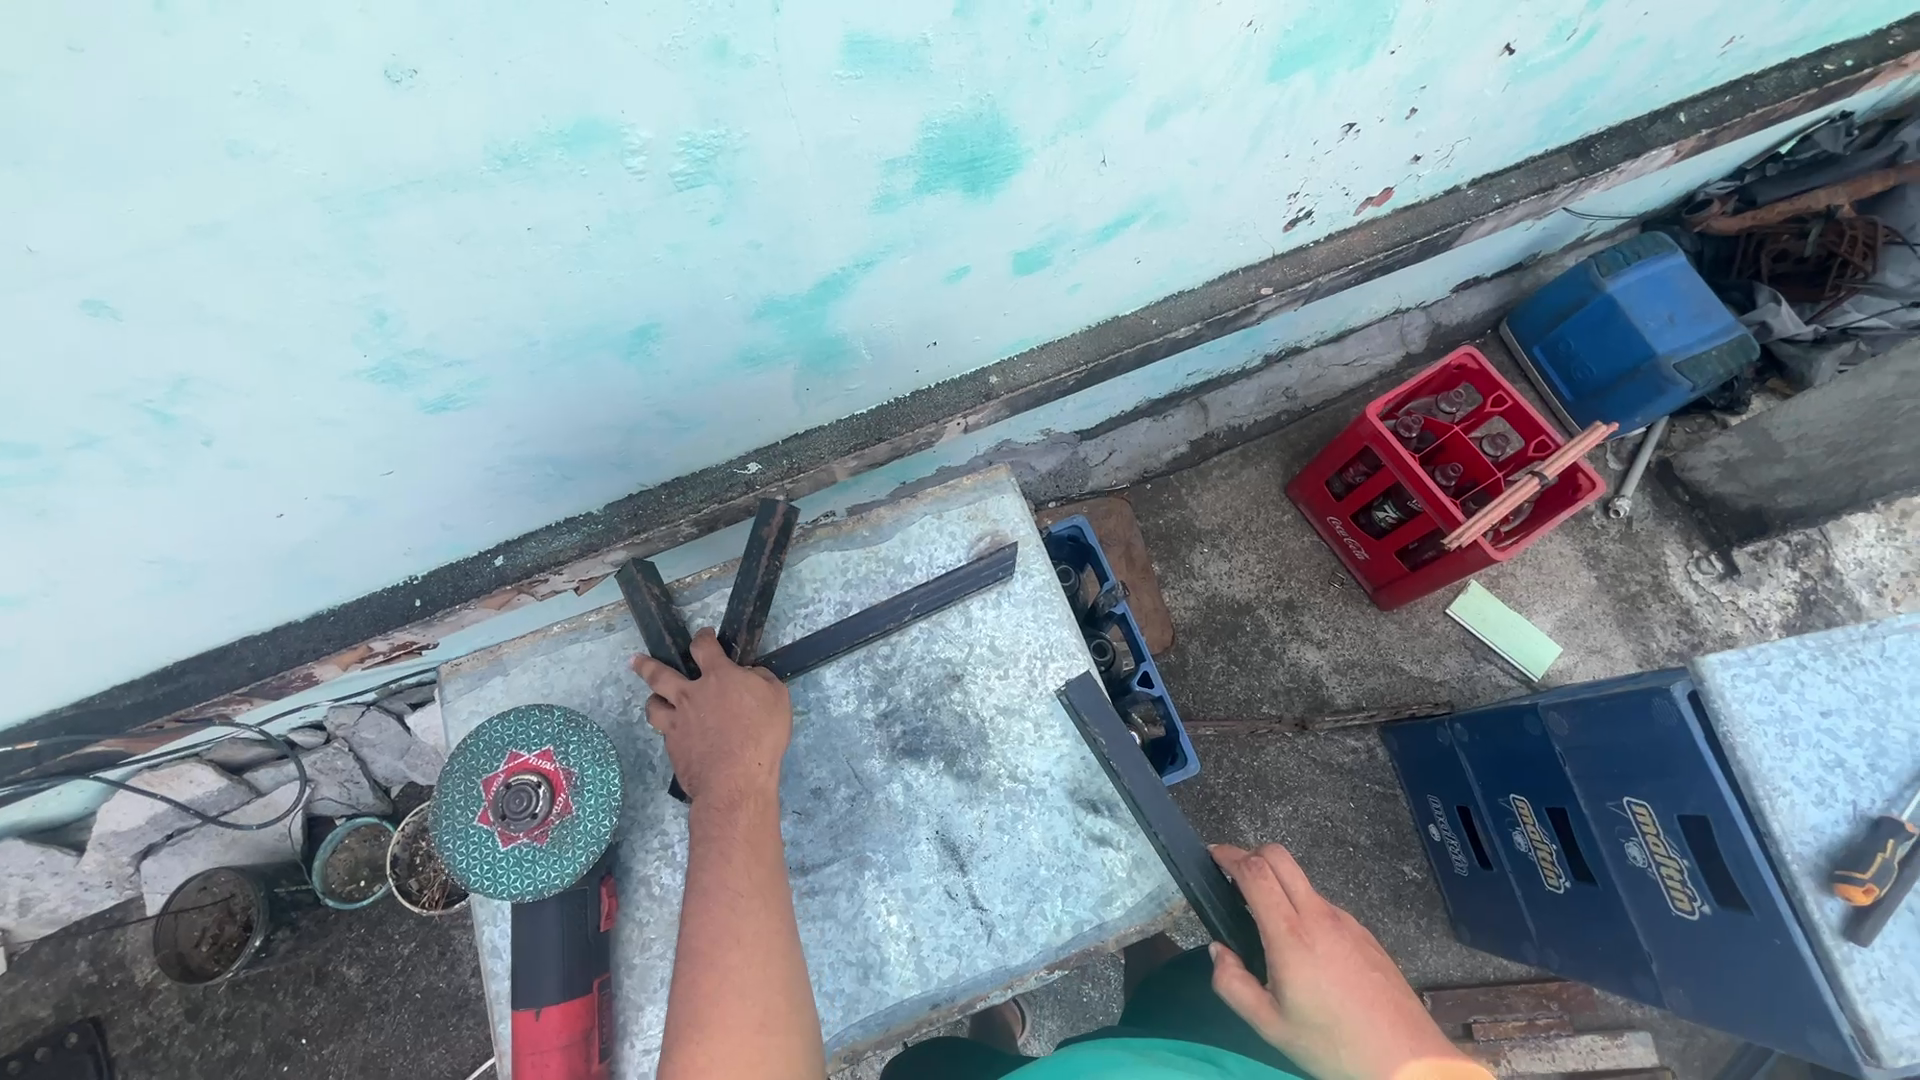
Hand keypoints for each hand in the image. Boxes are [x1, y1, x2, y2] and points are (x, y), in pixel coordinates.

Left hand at [631, 628, 792, 806]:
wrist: (735, 779)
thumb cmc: (762, 735)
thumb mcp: (777, 698)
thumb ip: (761, 679)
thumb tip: (748, 674)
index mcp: (718, 677)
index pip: (704, 647)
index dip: (703, 637)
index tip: (704, 636)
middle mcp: (690, 694)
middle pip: (659, 674)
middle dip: (646, 665)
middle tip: (635, 660)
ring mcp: (676, 722)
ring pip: (653, 705)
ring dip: (652, 699)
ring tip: (654, 699)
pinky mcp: (672, 747)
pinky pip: (664, 732)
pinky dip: (669, 730)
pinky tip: (676, 735)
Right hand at [1209, 843, 1479, 1079]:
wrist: (1409, 1062)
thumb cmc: (1334, 1045)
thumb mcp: (1271, 1026)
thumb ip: (1232, 984)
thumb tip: (1218, 951)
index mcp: (1290, 935)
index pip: (1255, 870)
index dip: (1228, 855)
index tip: (1211, 856)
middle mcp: (1318, 916)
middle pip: (1278, 856)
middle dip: (1249, 853)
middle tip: (1232, 877)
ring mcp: (1345, 921)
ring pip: (1301, 881)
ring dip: (1277, 884)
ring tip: (1267, 924)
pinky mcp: (1364, 933)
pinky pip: (1323, 905)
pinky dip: (1302, 908)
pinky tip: (1306, 950)